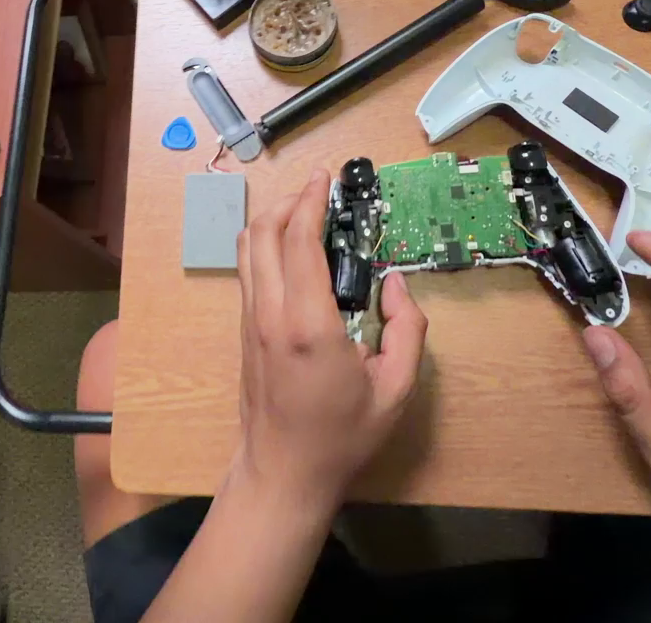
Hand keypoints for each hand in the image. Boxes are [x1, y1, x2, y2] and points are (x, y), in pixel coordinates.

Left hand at [231, 169, 427, 513]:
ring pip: (247, 247)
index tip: (324, 177)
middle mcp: (269, 311)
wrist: (281, 473)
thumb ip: (408, 330)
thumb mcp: (395, 390)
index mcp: (308, 323)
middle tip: (317, 188)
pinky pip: (248, 269)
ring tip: (303, 209)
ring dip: (271, 218)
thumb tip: (395, 284)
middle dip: (289, 200)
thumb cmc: (341, 436)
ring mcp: (249, 318)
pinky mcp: (243, 327)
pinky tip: (288, 245)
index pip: (300, 242)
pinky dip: (263, 242)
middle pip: (262, 232)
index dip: (310, 201)